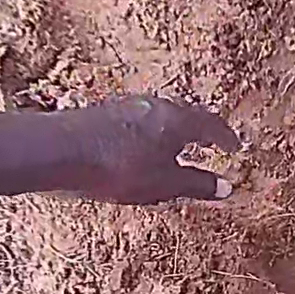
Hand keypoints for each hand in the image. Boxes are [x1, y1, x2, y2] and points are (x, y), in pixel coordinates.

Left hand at [10, 96, 240, 204]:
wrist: (59, 152)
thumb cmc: (119, 168)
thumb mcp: (165, 183)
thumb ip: (197, 184)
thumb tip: (226, 187)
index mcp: (176, 120)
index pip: (211, 124)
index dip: (225, 137)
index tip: (235, 146)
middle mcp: (155, 106)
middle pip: (186, 115)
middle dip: (201, 130)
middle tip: (211, 143)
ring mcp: (127, 107)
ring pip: (161, 116)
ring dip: (175, 131)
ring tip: (180, 147)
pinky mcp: (105, 114)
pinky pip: (140, 121)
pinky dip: (153, 134)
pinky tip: (145, 149)